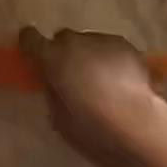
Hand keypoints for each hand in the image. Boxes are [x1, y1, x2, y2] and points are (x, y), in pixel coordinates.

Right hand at [20, 28, 166, 166]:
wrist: (137, 123)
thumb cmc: (93, 128)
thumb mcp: (59, 119)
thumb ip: (51, 92)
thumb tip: (52, 82)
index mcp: (52, 58)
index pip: (30, 38)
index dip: (30, 43)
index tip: (31, 51)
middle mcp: (73, 40)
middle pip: (62, 39)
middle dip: (65, 53)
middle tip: (74, 77)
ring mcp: (99, 38)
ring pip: (87, 42)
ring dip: (89, 56)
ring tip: (102, 82)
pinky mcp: (123, 42)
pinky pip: (108, 47)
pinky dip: (109, 58)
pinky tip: (120, 80)